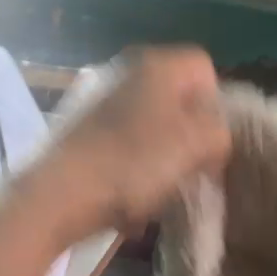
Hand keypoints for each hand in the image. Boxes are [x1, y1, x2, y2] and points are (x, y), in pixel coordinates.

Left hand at [30, 47, 230, 240]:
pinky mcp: (81, 140)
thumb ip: (219, 135)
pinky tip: (127, 209)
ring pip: (150, 137)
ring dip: (159, 171)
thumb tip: (216, 138)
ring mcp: (100, 107)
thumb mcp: (193, 148)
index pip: (206, 71)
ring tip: (154, 201)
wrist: (57, 197)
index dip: (216, 111)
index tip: (211, 150)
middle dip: (186, 146)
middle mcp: (127, 75)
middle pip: (176, 107)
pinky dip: (130, 182)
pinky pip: (122, 158)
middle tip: (186, 179)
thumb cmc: (131, 167)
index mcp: (158, 66)